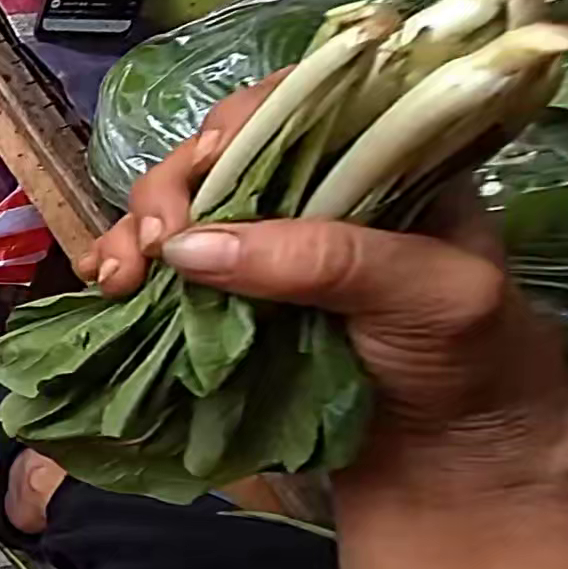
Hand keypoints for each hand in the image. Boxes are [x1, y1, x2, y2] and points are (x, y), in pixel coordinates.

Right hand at [84, 75, 567, 494]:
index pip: (291, 110)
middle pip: (205, 162)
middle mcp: (295, 199)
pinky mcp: (206, 294)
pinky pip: (147, 264)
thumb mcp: (431, 297)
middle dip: (162, 196)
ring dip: (126, 236)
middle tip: (150, 249)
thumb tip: (186, 247)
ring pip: (164, 213)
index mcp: (369, 169)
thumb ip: (323, 259)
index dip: (237, 124)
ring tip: (117, 280)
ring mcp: (242, 249)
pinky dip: (113, 265)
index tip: (209, 169)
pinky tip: (101, 283)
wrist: (439, 457)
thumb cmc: (466, 366)